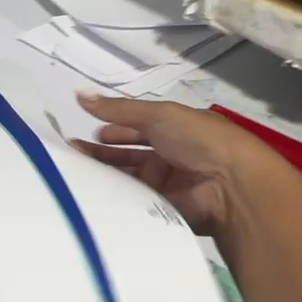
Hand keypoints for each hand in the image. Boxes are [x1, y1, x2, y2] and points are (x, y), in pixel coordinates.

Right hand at [69, 94, 287, 236]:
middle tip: (71, 151)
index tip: (84, 130)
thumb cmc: (198, 140)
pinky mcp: (161, 208)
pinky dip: (112, 194)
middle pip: (127, 154)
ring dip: (102, 172)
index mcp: (175, 130)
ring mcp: (166, 183)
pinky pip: (131, 199)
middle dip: (100, 152)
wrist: (231, 186)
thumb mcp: (157, 114)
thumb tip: (77, 93)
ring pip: (126, 176)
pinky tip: (89, 190)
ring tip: (73, 169)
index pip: (136, 128)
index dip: (111, 127)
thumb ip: (117, 108)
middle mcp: (170, 156)